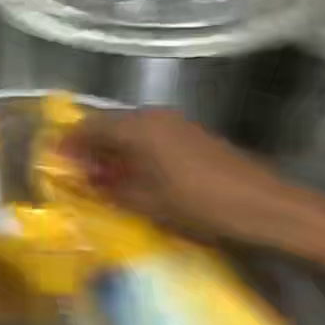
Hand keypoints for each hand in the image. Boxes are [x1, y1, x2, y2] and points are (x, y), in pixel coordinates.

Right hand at [69, 109, 324, 250]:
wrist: (270, 209)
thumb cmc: (200, 205)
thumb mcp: (145, 202)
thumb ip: (107, 187)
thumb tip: (82, 179)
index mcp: (136, 126)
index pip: (87, 126)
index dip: (68, 144)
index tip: (55, 163)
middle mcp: (153, 116)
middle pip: (108, 124)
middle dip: (89, 147)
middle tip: (77, 174)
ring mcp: (176, 123)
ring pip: (130, 131)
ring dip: (113, 151)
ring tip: (105, 179)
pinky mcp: (193, 135)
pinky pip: (150, 137)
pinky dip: (135, 153)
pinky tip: (137, 178)